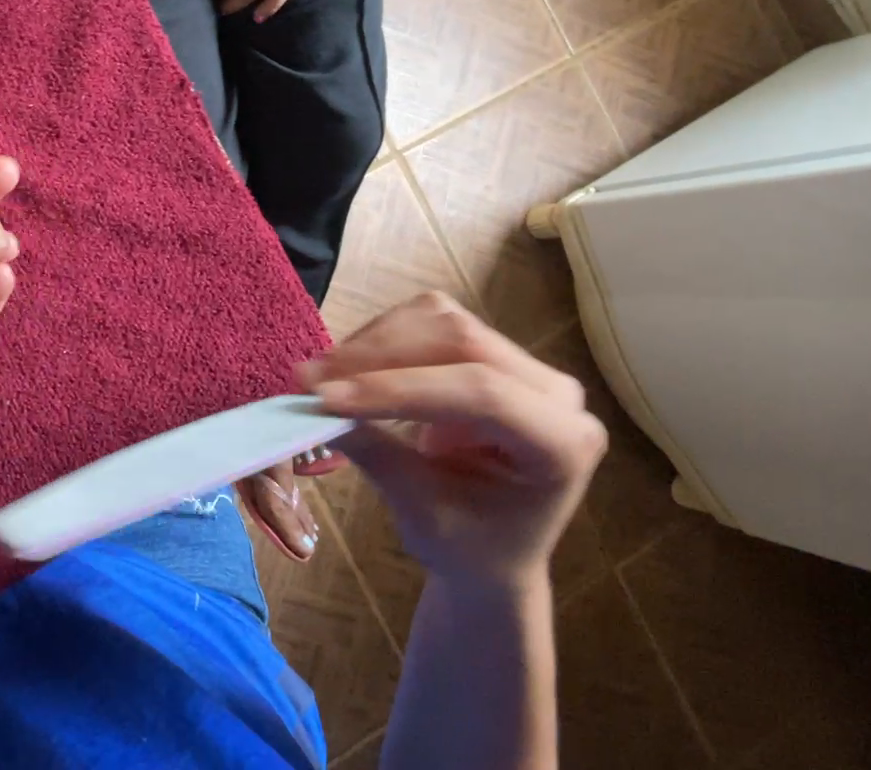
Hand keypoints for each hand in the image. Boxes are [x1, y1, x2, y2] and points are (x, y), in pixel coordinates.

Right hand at [307, 293, 605, 591]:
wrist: (490, 551)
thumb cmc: (468, 546)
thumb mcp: (421, 512)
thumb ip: (376, 454)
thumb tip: (315, 408)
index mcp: (561, 445)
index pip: (482, 393)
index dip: (399, 389)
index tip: (326, 400)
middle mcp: (553, 393)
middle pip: (461, 342)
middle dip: (377, 355)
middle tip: (309, 379)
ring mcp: (523, 367)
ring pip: (440, 321)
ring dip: (373, 340)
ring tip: (321, 372)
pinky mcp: (486, 353)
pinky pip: (428, 322)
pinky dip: (379, 337)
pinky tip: (347, 365)